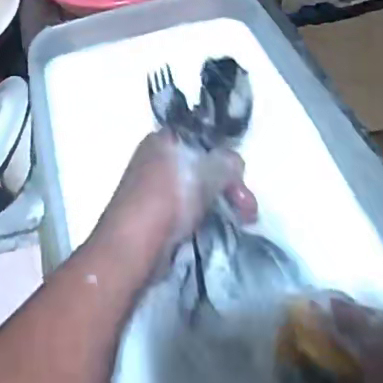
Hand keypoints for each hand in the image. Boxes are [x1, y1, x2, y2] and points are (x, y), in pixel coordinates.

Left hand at [97, 130, 253, 255]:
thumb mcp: (203, 174)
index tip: (241, 178)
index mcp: (162, 140)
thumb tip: (233, 161)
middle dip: (230, 185)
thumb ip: (224, 162)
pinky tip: (223, 227)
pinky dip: (209, 214)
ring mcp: (158, 185)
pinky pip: (192, 206)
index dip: (225, 156)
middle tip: (248, 208)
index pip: (201, 139)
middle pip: (204, 165)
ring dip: (224, 202)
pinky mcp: (160, 210)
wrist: (134, 242)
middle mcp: (158, 157)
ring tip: (243, 221)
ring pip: (200, 187)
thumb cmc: (166, 199)